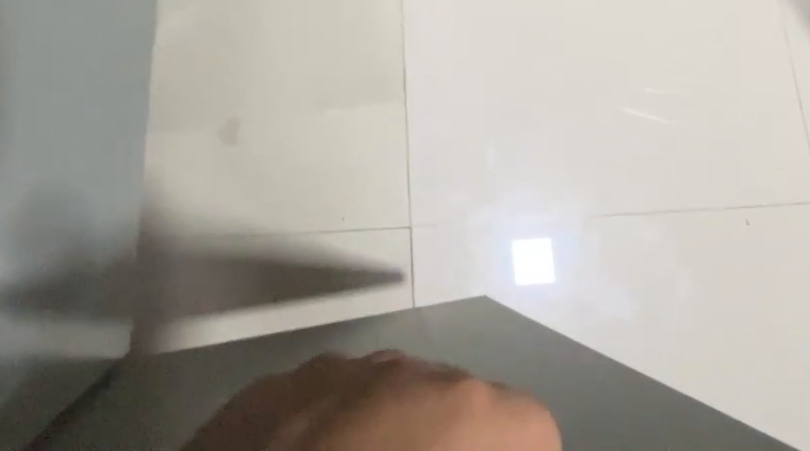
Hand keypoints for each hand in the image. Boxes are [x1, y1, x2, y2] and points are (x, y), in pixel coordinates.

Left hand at [182, 350, 560, 450]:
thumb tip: (473, 439)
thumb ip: (476, 447)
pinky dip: (339, 432)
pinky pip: (332, 401)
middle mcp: (405, 370)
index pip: (534, 425)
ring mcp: (336, 368)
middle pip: (465, 403)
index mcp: (460, 409)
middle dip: (463, 443)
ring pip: (394, 395)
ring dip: (399, 434)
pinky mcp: (276, 383)